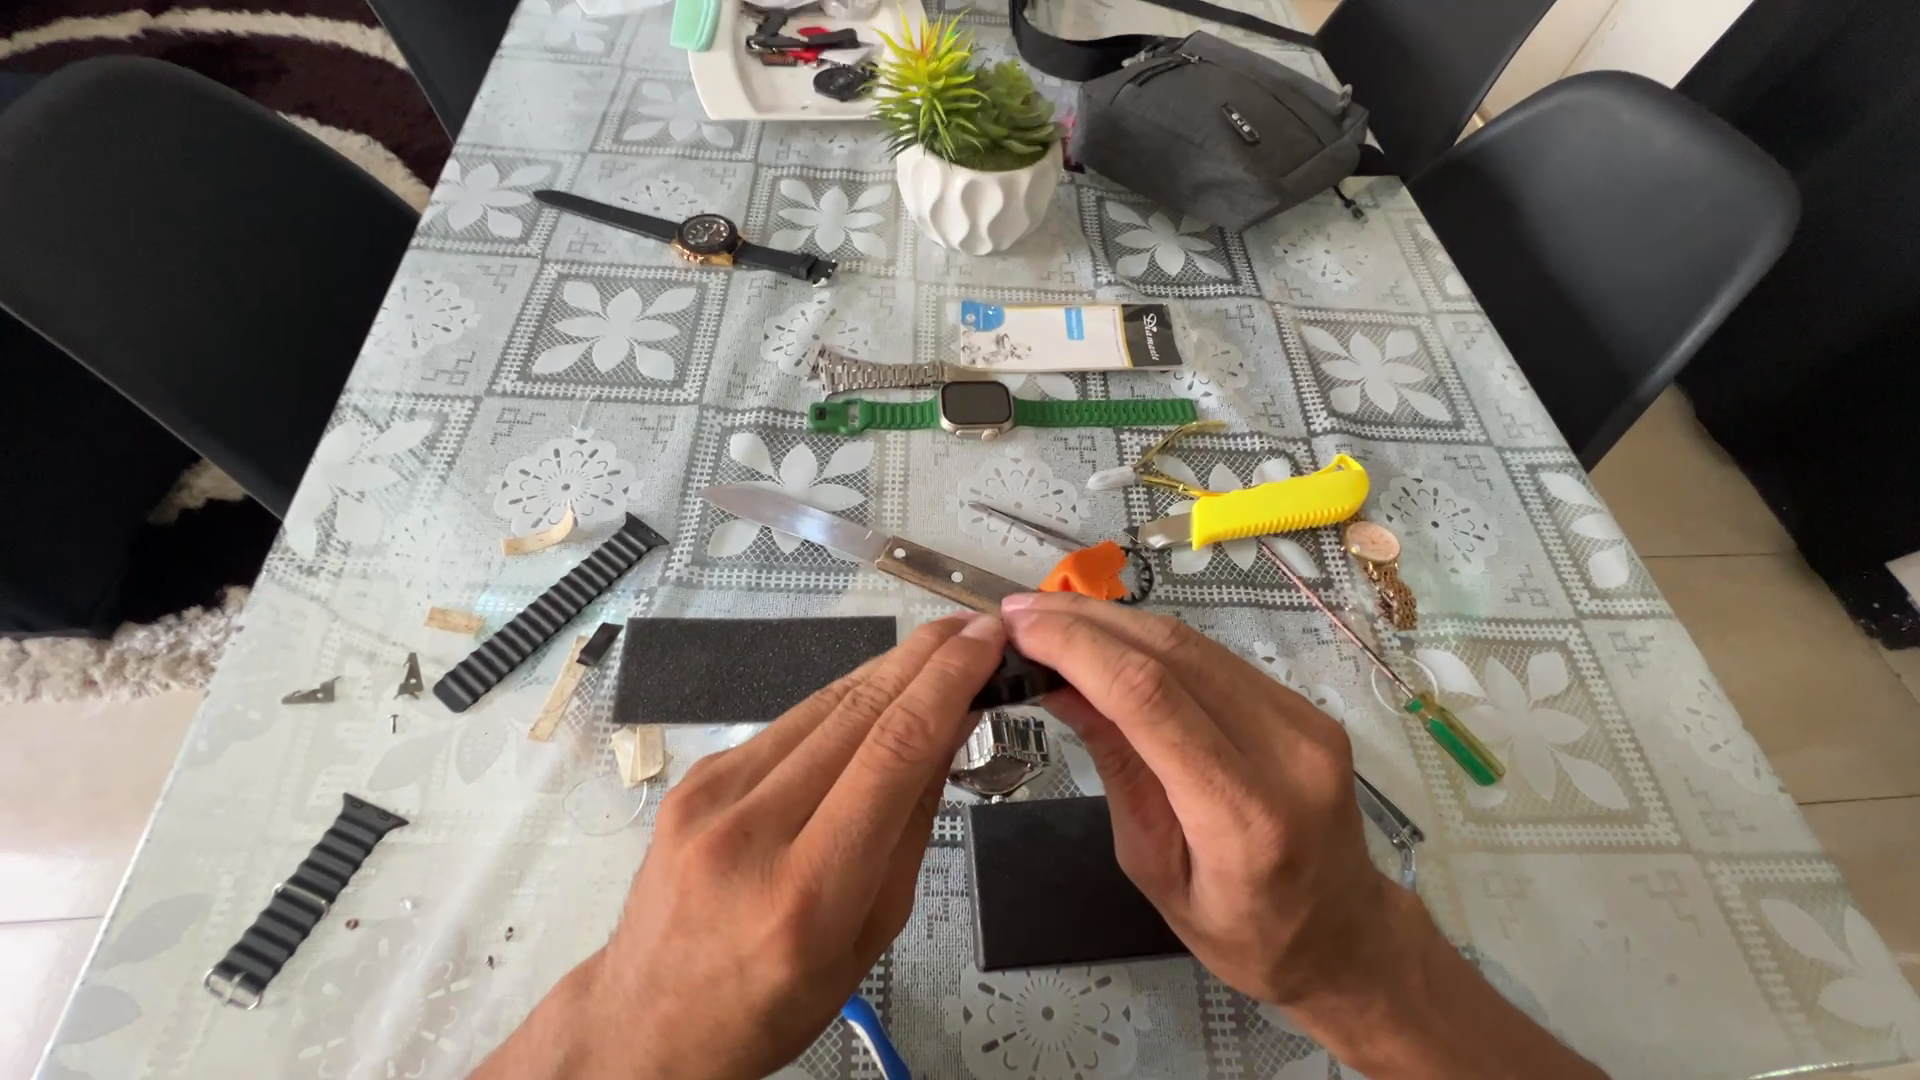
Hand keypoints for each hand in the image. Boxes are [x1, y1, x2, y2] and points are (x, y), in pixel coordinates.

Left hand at [474, 615, 1006, 1079]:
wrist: (650, 1019)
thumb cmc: (777, 997)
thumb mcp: (871, 935)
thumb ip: (910, 828)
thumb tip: (947, 733)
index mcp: (809, 888)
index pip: (894, 752)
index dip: (948, 683)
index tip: (985, 643)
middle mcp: (752, 827)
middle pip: (858, 711)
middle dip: (925, 657)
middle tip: (972, 626)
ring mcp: (713, 793)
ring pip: (823, 705)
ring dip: (888, 668)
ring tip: (937, 646)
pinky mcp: (697, 776)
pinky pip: (789, 723)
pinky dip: (843, 700)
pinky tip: (876, 690)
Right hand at [999, 591, 1388, 1007]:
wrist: (1345, 935)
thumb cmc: (1242, 930)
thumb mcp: (1154, 866)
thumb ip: (1116, 767)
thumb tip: (1059, 686)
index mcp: (1245, 813)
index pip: (1149, 697)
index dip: (1077, 649)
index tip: (1019, 628)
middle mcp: (1286, 749)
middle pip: (1169, 652)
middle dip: (1084, 620)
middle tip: (1020, 611)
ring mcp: (1302, 718)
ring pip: (1189, 641)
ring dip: (1111, 619)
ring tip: (1048, 615)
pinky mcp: (1301, 703)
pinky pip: (1210, 655)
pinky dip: (1146, 638)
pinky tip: (1103, 635)